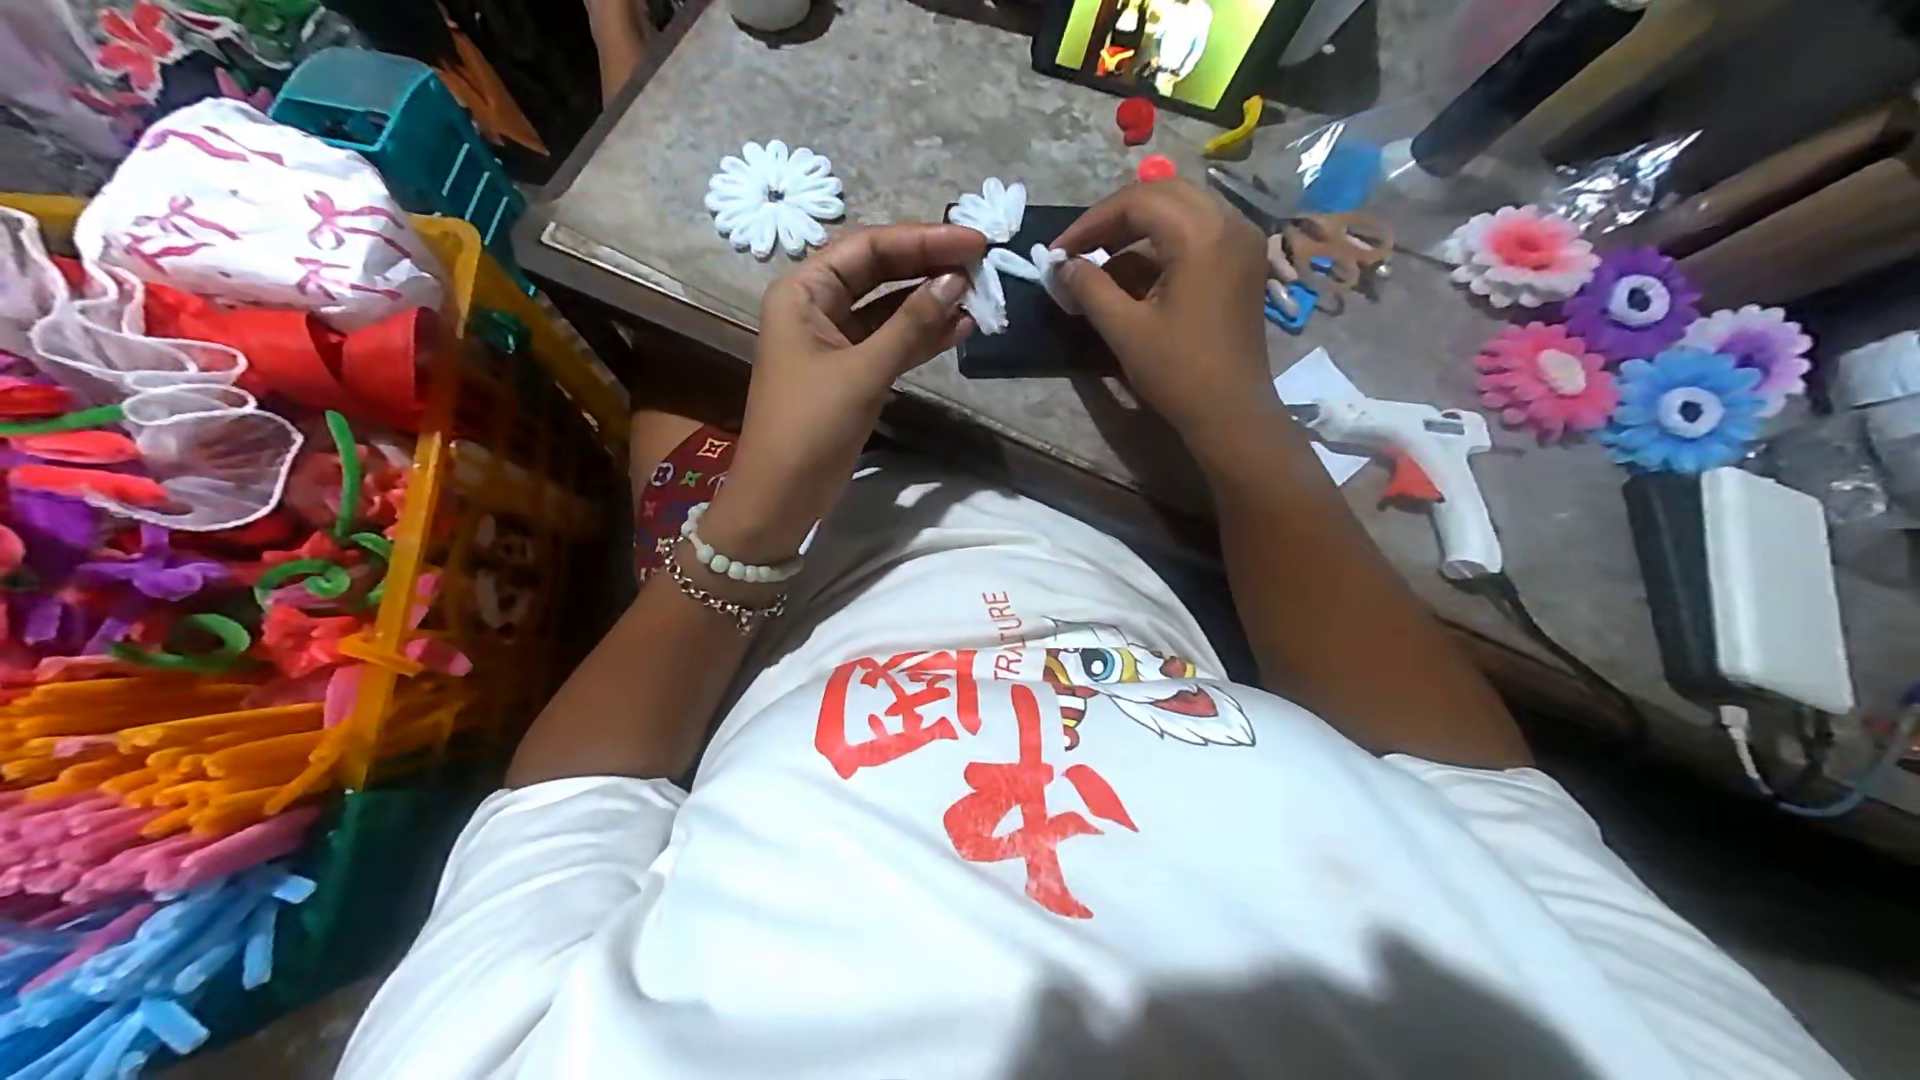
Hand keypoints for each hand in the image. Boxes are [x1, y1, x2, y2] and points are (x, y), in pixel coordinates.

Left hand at [700, 224, 985, 562]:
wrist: (782, 495)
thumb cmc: (810, 427)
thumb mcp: (862, 371)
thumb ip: (910, 325)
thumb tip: (956, 281)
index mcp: (804, 292)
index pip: (868, 248)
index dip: (923, 240)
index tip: (974, 240)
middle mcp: (818, 307)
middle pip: (880, 273)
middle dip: (929, 266)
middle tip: (982, 262)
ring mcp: (836, 341)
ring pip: (890, 309)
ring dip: (932, 303)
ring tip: (980, 294)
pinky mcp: (853, 373)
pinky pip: (892, 344)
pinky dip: (923, 337)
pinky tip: (961, 329)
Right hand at [1054, 180, 1280, 444]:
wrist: (1231, 412)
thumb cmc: (1178, 372)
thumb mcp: (1124, 329)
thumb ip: (1089, 287)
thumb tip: (1062, 265)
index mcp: (1203, 234)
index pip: (1138, 201)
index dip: (1091, 222)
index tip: (1059, 251)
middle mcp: (1230, 223)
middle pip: (1161, 195)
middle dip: (1114, 219)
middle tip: (1079, 249)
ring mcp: (1242, 241)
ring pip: (1180, 211)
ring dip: (1137, 231)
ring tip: (1100, 264)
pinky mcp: (1242, 262)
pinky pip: (1197, 233)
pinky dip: (1161, 246)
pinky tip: (1133, 276)